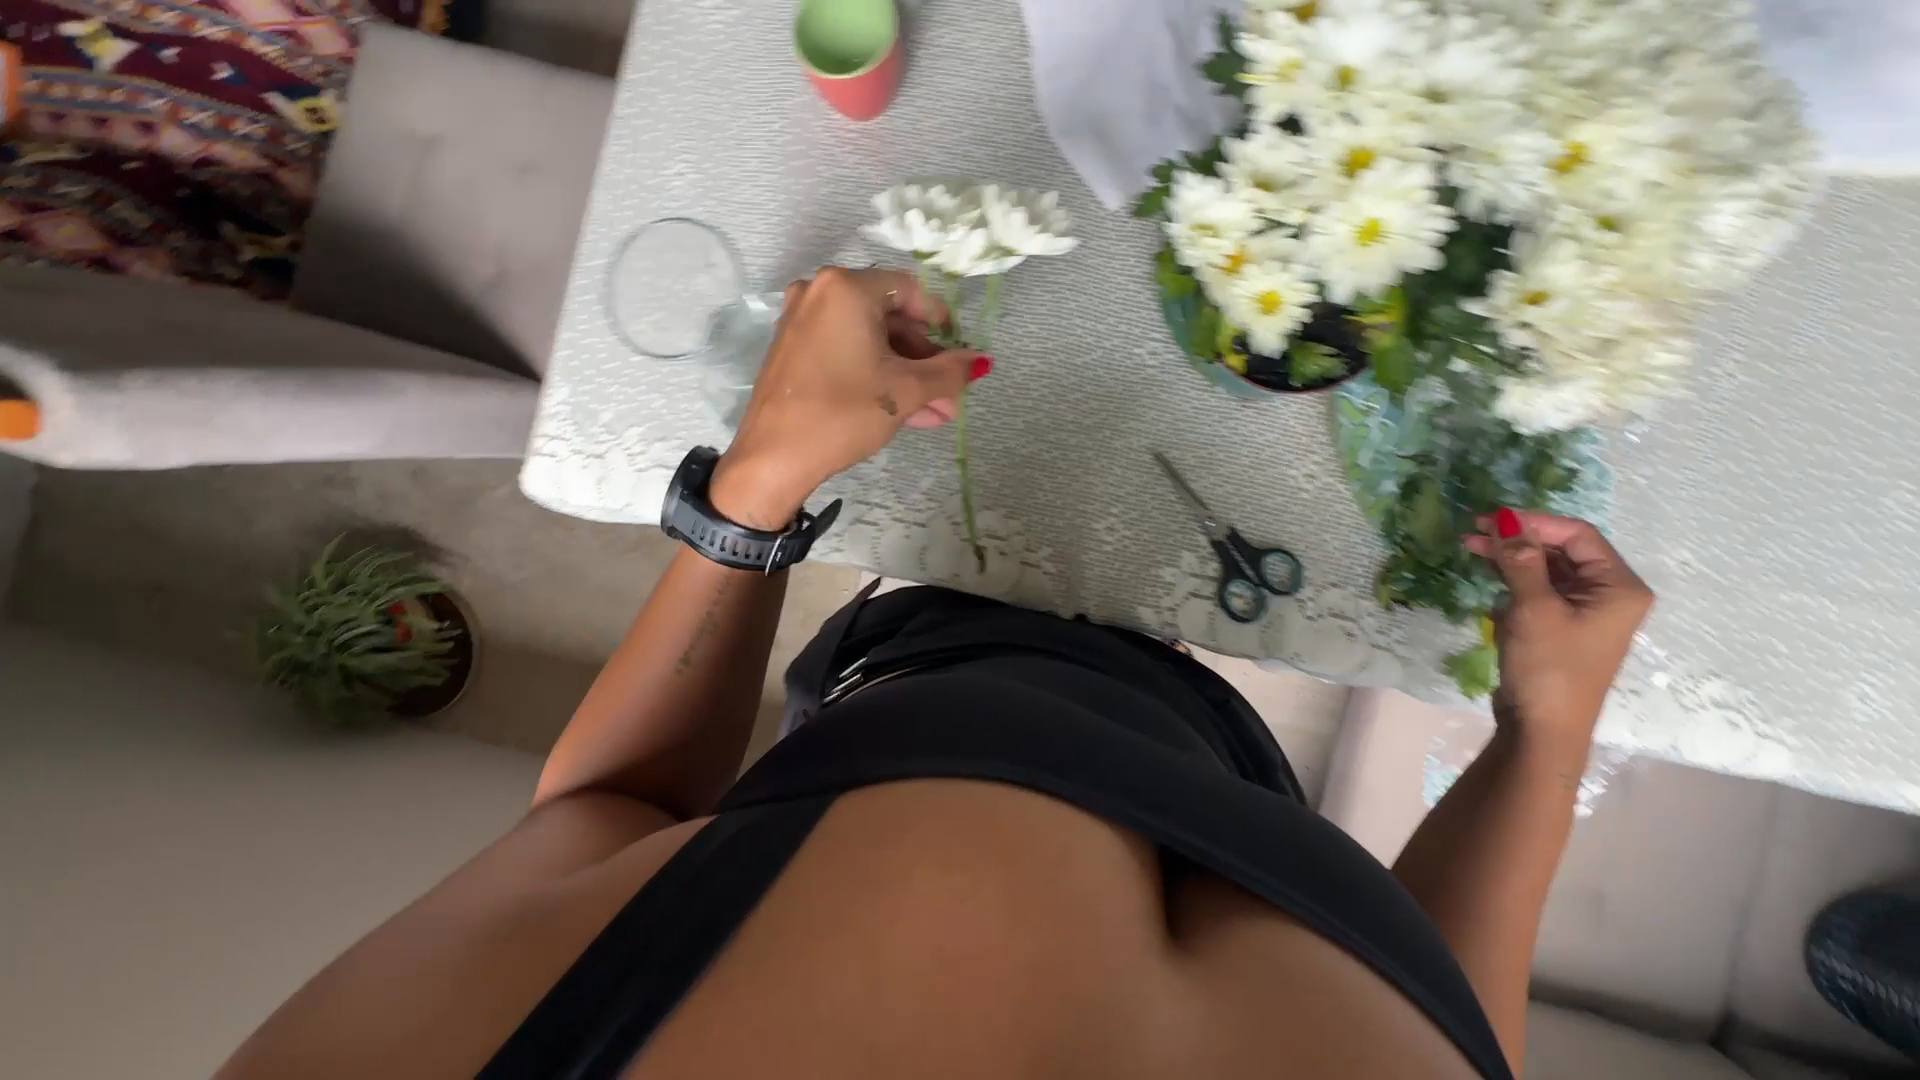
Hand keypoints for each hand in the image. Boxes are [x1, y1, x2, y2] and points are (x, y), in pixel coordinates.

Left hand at [708, 267, 988, 529]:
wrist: (773, 460)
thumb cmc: (842, 414)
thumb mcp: (905, 392)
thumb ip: (949, 372)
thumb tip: (981, 361)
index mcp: (846, 288)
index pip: (909, 290)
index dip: (940, 322)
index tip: (957, 354)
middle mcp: (818, 293)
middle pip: (888, 317)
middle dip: (924, 359)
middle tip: (949, 395)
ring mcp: (800, 322)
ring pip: (868, 340)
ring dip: (905, 374)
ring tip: (933, 413)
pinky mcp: (792, 351)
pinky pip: (845, 352)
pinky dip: (874, 375)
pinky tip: (902, 411)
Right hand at [1464, 509, 1654, 741]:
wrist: (1543, 727)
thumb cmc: (1549, 666)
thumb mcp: (1533, 608)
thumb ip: (1521, 560)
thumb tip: (1505, 520)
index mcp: (1619, 586)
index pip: (1577, 535)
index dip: (1534, 523)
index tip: (1490, 519)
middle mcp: (1608, 593)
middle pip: (1563, 549)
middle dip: (1519, 538)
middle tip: (1473, 532)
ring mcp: (1585, 610)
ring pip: (1547, 567)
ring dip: (1511, 556)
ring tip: (1471, 547)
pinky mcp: (1561, 625)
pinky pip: (1539, 588)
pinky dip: (1513, 577)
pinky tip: (1488, 575)